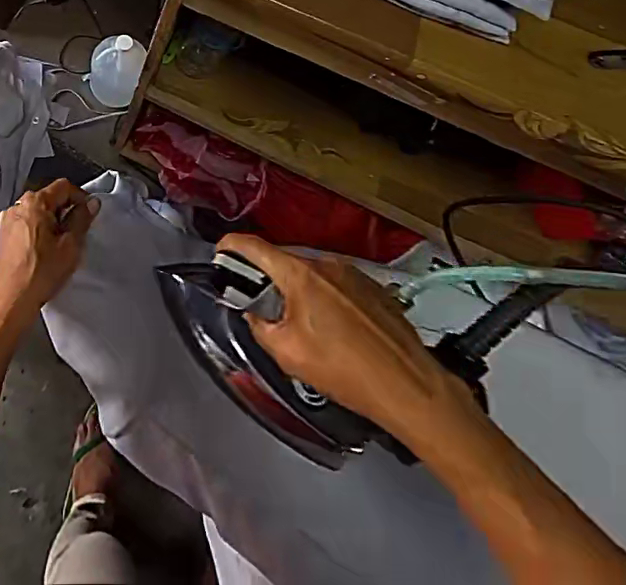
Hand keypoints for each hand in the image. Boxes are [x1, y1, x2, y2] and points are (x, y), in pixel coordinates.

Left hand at [0, 180, 99, 313]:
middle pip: (49, 198)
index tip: (89, 211)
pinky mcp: (3, 238)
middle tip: (78, 230)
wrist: (11, 300)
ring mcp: (7, 223)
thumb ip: (83, 218)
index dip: (81, 197)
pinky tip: (46, 251)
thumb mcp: (72, 243)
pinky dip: (39, 232)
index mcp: (35, 203)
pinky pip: (27, 225)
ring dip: (52, 222)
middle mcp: (17, 208)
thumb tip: (90, 204)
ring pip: (37, 212)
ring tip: (62, 244)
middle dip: (66, 210)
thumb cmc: (39, 272)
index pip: (64, 187)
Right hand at [216, 234, 473, 436]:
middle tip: (259, 304)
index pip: (257, 248)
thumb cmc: (345, 369)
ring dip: (299, 291)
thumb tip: (256, 312)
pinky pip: (337, 283)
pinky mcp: (371, 286)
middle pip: (286, 261)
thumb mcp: (287, 353)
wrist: (403, 381)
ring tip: (302, 326)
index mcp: (302, 275)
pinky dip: (325, 298)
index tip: (222, 249)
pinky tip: (332, 329)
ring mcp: (353, 272)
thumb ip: (261, 325)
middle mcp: (329, 264)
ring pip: (313, 273)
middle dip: (269, 278)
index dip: (234, 245)